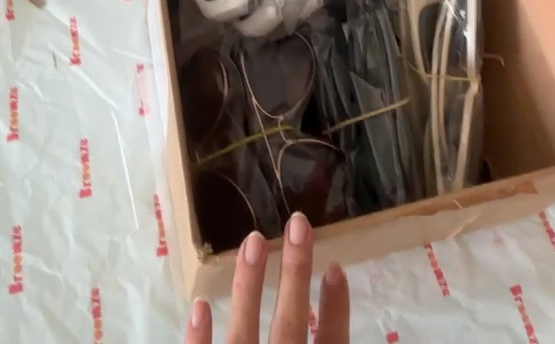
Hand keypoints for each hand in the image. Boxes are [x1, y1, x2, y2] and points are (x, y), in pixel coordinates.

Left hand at [186, 214, 348, 343]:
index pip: (331, 342)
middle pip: (292, 324)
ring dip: (248, 287)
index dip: (336, 308)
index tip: (337, 266)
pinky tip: (200, 306)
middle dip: (295, 272)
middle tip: (298, 222)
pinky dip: (200, 337)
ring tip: (253, 240)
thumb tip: (355, 326)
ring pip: (244, 334)